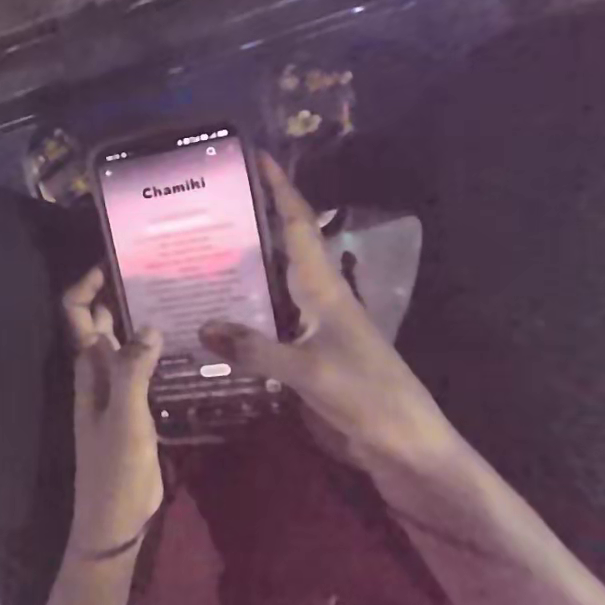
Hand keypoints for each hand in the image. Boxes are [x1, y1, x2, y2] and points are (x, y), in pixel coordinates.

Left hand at [62, 267, 164, 553]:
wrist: (116, 521)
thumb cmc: (115, 470)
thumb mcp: (125, 418)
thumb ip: (132, 371)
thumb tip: (149, 325)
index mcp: (89, 369)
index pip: (79, 314)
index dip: (89, 285)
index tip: (115, 262)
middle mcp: (100, 372)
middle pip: (103, 322)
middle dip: (122, 294)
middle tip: (161, 272)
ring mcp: (118, 390)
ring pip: (126, 343)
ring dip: (143, 320)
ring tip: (181, 299)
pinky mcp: (137, 407)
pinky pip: (145, 367)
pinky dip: (158, 349)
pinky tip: (187, 344)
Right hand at [198, 154, 462, 474]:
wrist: (407, 446)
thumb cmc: (369, 397)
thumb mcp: (311, 372)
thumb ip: (255, 349)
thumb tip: (200, 325)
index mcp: (324, 289)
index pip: (299, 225)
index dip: (281, 189)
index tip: (257, 157)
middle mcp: (316, 299)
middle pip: (282, 248)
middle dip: (251, 222)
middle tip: (205, 210)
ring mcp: (312, 328)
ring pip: (271, 285)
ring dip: (241, 268)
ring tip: (197, 255)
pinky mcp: (307, 355)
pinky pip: (267, 323)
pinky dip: (242, 314)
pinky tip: (213, 319)